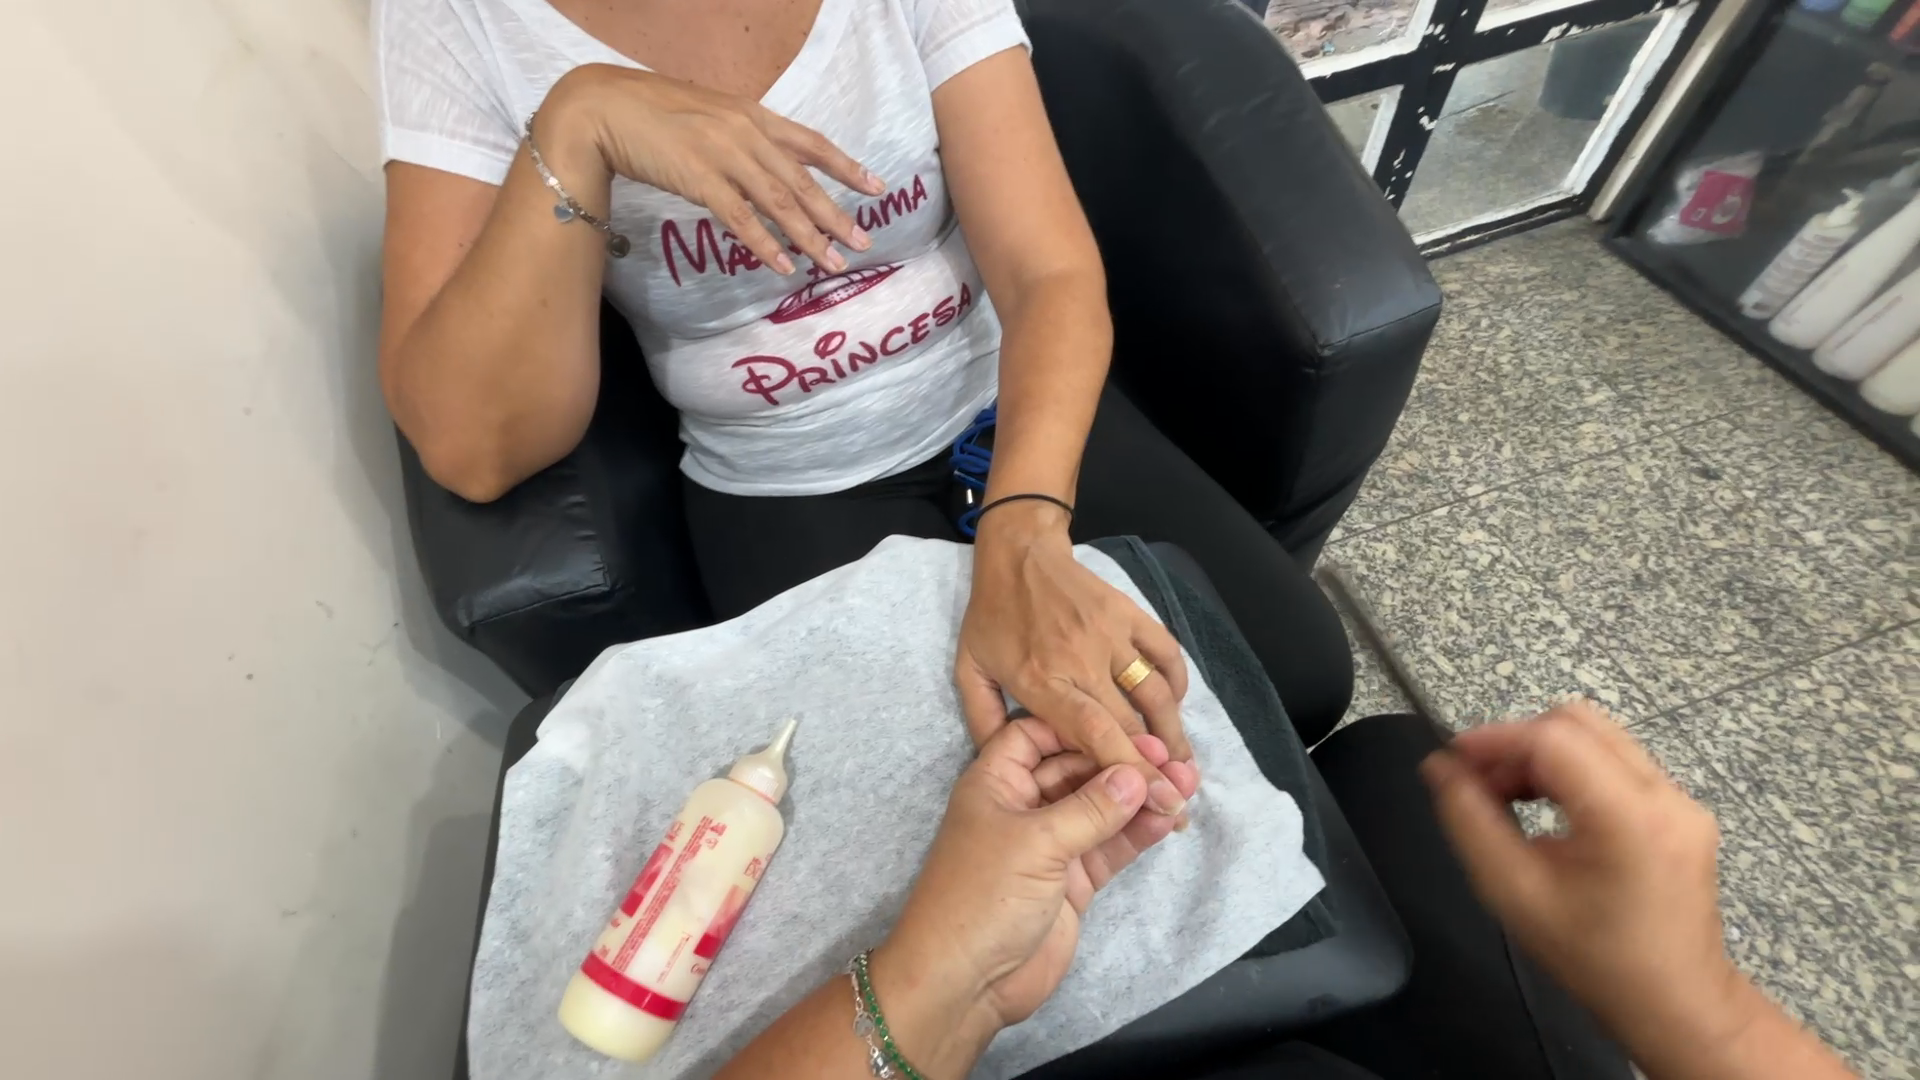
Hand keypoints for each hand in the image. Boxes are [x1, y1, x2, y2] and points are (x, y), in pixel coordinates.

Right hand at [542, 64, 884, 273]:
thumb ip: (747, 140)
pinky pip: (742, 218)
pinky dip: (765, 244)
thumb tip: (775, 170)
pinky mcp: (699, 178)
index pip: (812, 143)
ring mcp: (724, 154)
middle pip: (803, 181)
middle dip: (836, 215)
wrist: (602, 109)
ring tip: (833, 263)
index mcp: (753, 115)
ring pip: (780, 203)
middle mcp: (746, 132)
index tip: (876, 189)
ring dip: (810, 237)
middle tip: (864, 244)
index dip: (846, 167)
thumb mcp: (713, 117)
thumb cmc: (656, 114)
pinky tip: (785, 266)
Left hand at [877, 719, 1200, 1057]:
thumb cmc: (984, 893)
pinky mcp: (1072, 878)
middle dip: (1120, 763)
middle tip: (1170, 757)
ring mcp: (1050, 841)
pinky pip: (1108, 845)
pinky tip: (1170, 819)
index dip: (1077, 726)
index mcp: (997, 779)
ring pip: (1100, 808)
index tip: (1124, 723)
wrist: (966, 983)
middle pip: (1076, 769)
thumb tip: (1137, 775)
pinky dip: (1137, 832)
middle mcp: (1024, 802)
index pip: (1039, 734)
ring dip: (1139, 797)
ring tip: (1186, 783)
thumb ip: (1090, 809)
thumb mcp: (1036, 842)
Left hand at [956, 507, 1192, 816]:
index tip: (1153, 803)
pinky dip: (1178, 683)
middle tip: (1176, 800)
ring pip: (1157, 693)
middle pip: (1131, 723)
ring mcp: (1110, 634)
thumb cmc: (992, 616)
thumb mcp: (968, 669)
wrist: (1018, 554)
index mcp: (1040, 680)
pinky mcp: (1129, 613)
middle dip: (1158, 768)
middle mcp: (1081, 660)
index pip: (1092, 734)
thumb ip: (983, 721)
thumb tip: (1005, 764)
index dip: (1127, 772)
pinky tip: (1174, 706)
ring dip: (1176, 733)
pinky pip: (1166, 653)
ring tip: (1184, 766)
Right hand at [1420, 701, 1753, 1062]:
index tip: (1453, 759)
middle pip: (1575, 722)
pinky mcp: (1676, 807)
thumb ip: (1466, 817)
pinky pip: (1608, 756)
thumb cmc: (1593, 954)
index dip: (1492, 738)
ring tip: (1508, 795)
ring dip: (1537, 753)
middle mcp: (1664, 797)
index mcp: (1629, 818)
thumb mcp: (1509, 888)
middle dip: (1515, 741)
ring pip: (1591, 733)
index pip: (1551, 737)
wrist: (1677, 1004)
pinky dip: (1563, 766)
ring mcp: (1678, 800)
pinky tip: (1543, 804)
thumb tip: (1438, 766)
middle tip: (1482, 780)